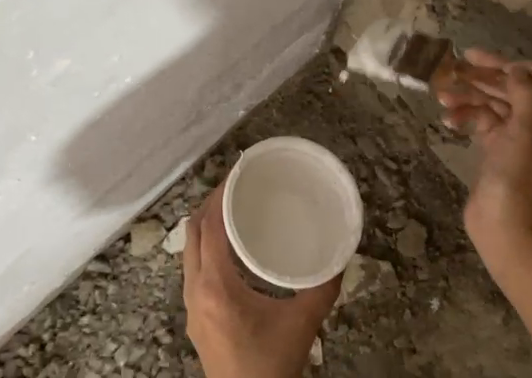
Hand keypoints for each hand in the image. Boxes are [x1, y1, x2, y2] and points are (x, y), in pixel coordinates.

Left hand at [182, 179, 339, 377]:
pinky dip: (206, 247)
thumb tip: (341, 251)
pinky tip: (230, 248)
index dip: (219, 194)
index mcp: (215, 286)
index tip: (239, 172)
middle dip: (211, 203)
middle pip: (192, 232)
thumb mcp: (303, 322)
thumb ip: (323, 285)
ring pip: (189, 251)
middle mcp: (195, 291)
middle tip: (239, 185)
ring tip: (234, 209)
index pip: (208, 225)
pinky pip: (194, 268)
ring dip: (207, 225)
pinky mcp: (196, 317)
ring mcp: (191, 306)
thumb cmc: (272, 364)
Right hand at [437, 49, 531, 244]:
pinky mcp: (496, 148)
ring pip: (494, 104)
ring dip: (469, 97)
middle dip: (486, 78)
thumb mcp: (525, 131)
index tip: (496, 61)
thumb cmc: (519, 178)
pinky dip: (466, 117)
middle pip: (515, 90)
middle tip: (459, 64)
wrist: (502, 227)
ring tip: (443, 94)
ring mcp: (517, 138)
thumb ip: (525, 95)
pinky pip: (482, 121)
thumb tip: (517, 69)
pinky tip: (449, 119)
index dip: (523, 68)